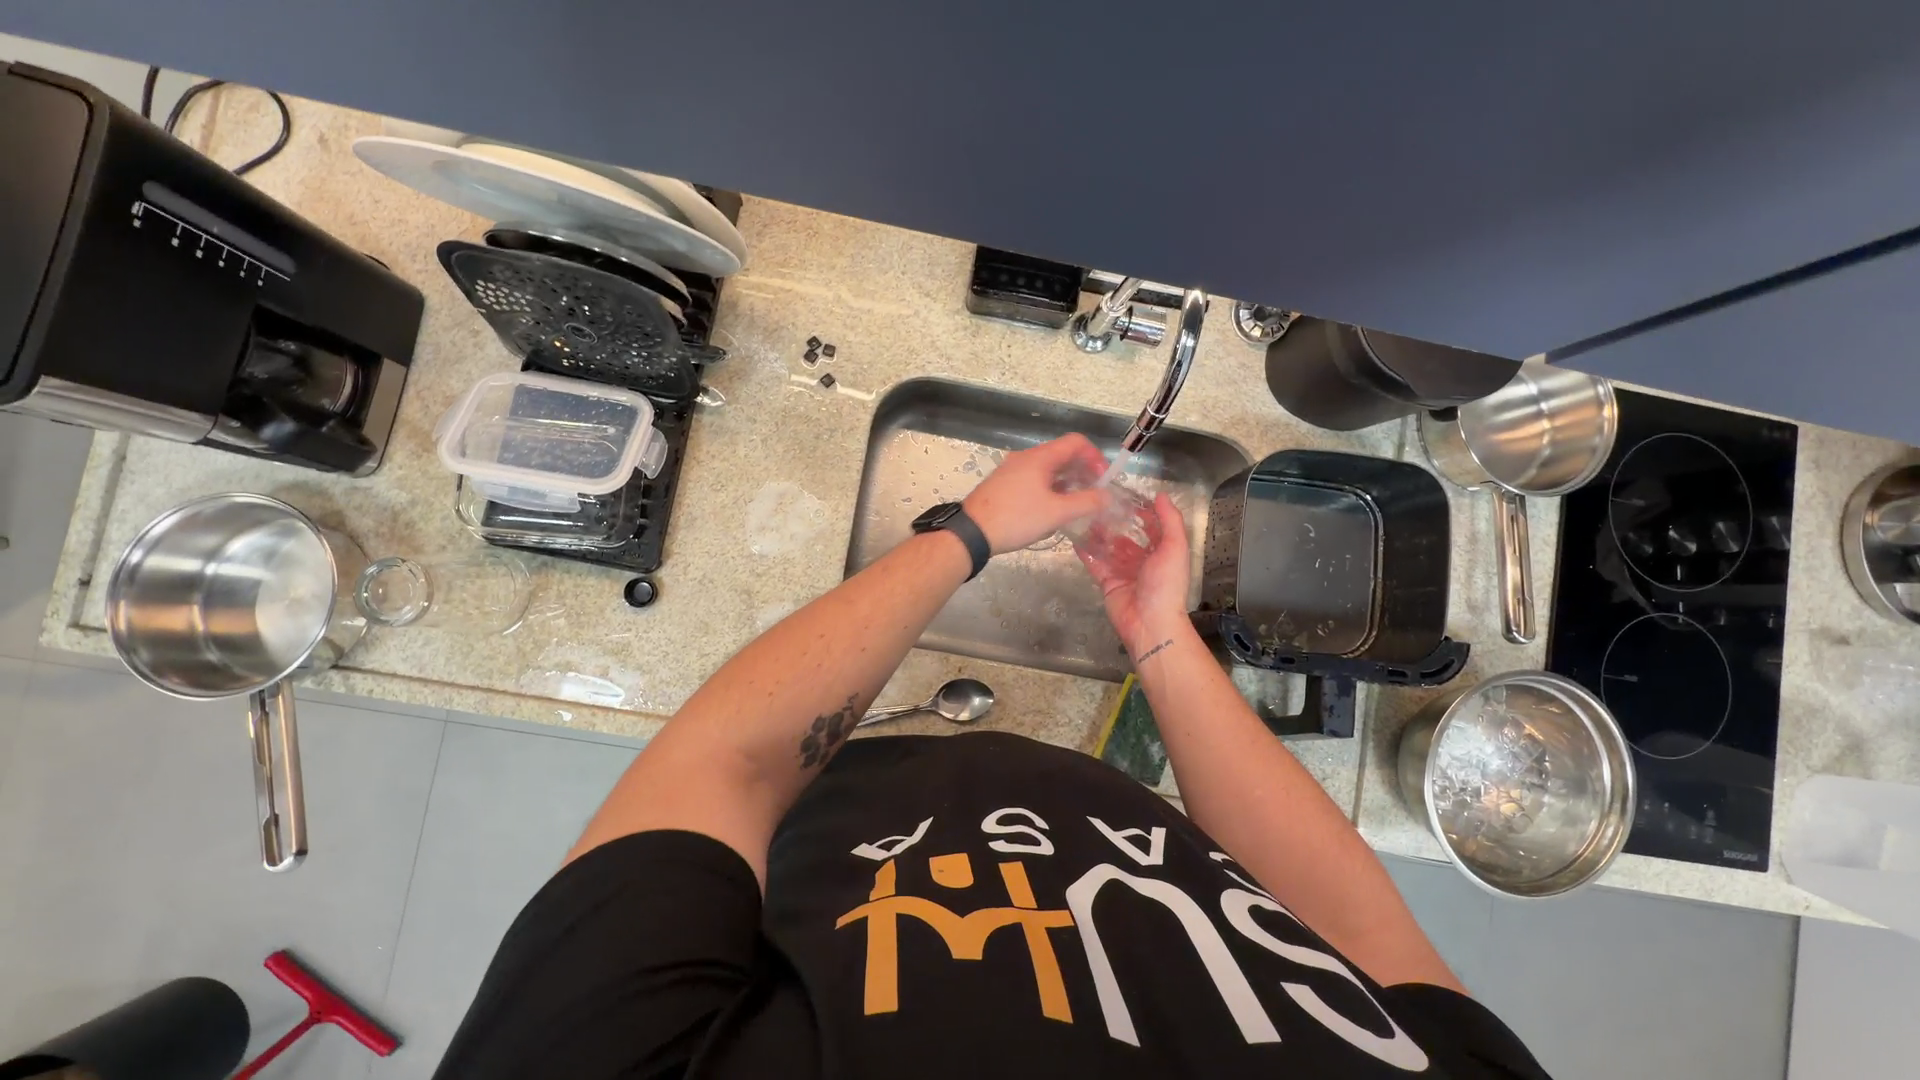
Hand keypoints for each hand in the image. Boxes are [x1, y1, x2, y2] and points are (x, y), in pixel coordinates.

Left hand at [962, 433, 1112, 553]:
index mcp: (1040, 457)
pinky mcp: (1004, 484)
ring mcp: (1012, 470)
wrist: (972, 533)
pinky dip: (1049, 488)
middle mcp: (1025, 457)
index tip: (1104, 480)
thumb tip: (1108, 496)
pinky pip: (1034, 479)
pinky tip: (1051, 510)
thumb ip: (1087, 502)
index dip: (1095, 457)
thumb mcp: (1057, 512)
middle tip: (1094, 495)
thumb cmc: (1017, 518)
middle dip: (1083, 472)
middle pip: (1062, 454)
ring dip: (1066, 482)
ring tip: (1075, 505)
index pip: (1076, 442)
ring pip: (1047, 469)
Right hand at [1078, 493, 1192, 659]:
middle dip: (1115, 523)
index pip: (1153, 527)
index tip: (1126, 495)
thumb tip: (1160, 495)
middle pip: (1127, 538)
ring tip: (1085, 517)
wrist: (1150, 621)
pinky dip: (1086, 553)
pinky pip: (1095, 564)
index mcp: (1163, 552)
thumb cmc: (1166, 583)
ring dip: (1099, 535)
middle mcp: (1143, 561)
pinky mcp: (1107, 583)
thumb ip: (1170, 520)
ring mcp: (1124, 572)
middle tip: (1098, 504)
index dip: (1143, 512)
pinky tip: (1076, 538)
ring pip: (1109, 549)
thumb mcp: (1175, 547)